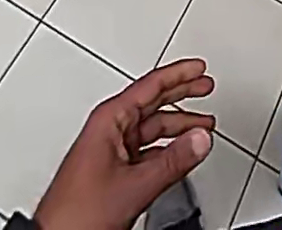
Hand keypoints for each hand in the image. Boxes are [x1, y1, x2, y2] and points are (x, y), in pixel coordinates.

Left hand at [32, 58, 216, 229]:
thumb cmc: (76, 215)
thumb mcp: (134, 185)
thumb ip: (173, 161)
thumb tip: (200, 138)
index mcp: (110, 119)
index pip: (151, 85)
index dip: (179, 73)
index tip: (199, 67)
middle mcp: (110, 128)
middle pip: (153, 100)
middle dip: (182, 92)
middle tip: (205, 85)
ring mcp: (111, 149)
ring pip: (152, 127)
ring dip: (178, 125)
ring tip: (203, 125)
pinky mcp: (113, 169)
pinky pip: (147, 148)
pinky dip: (167, 148)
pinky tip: (182, 152)